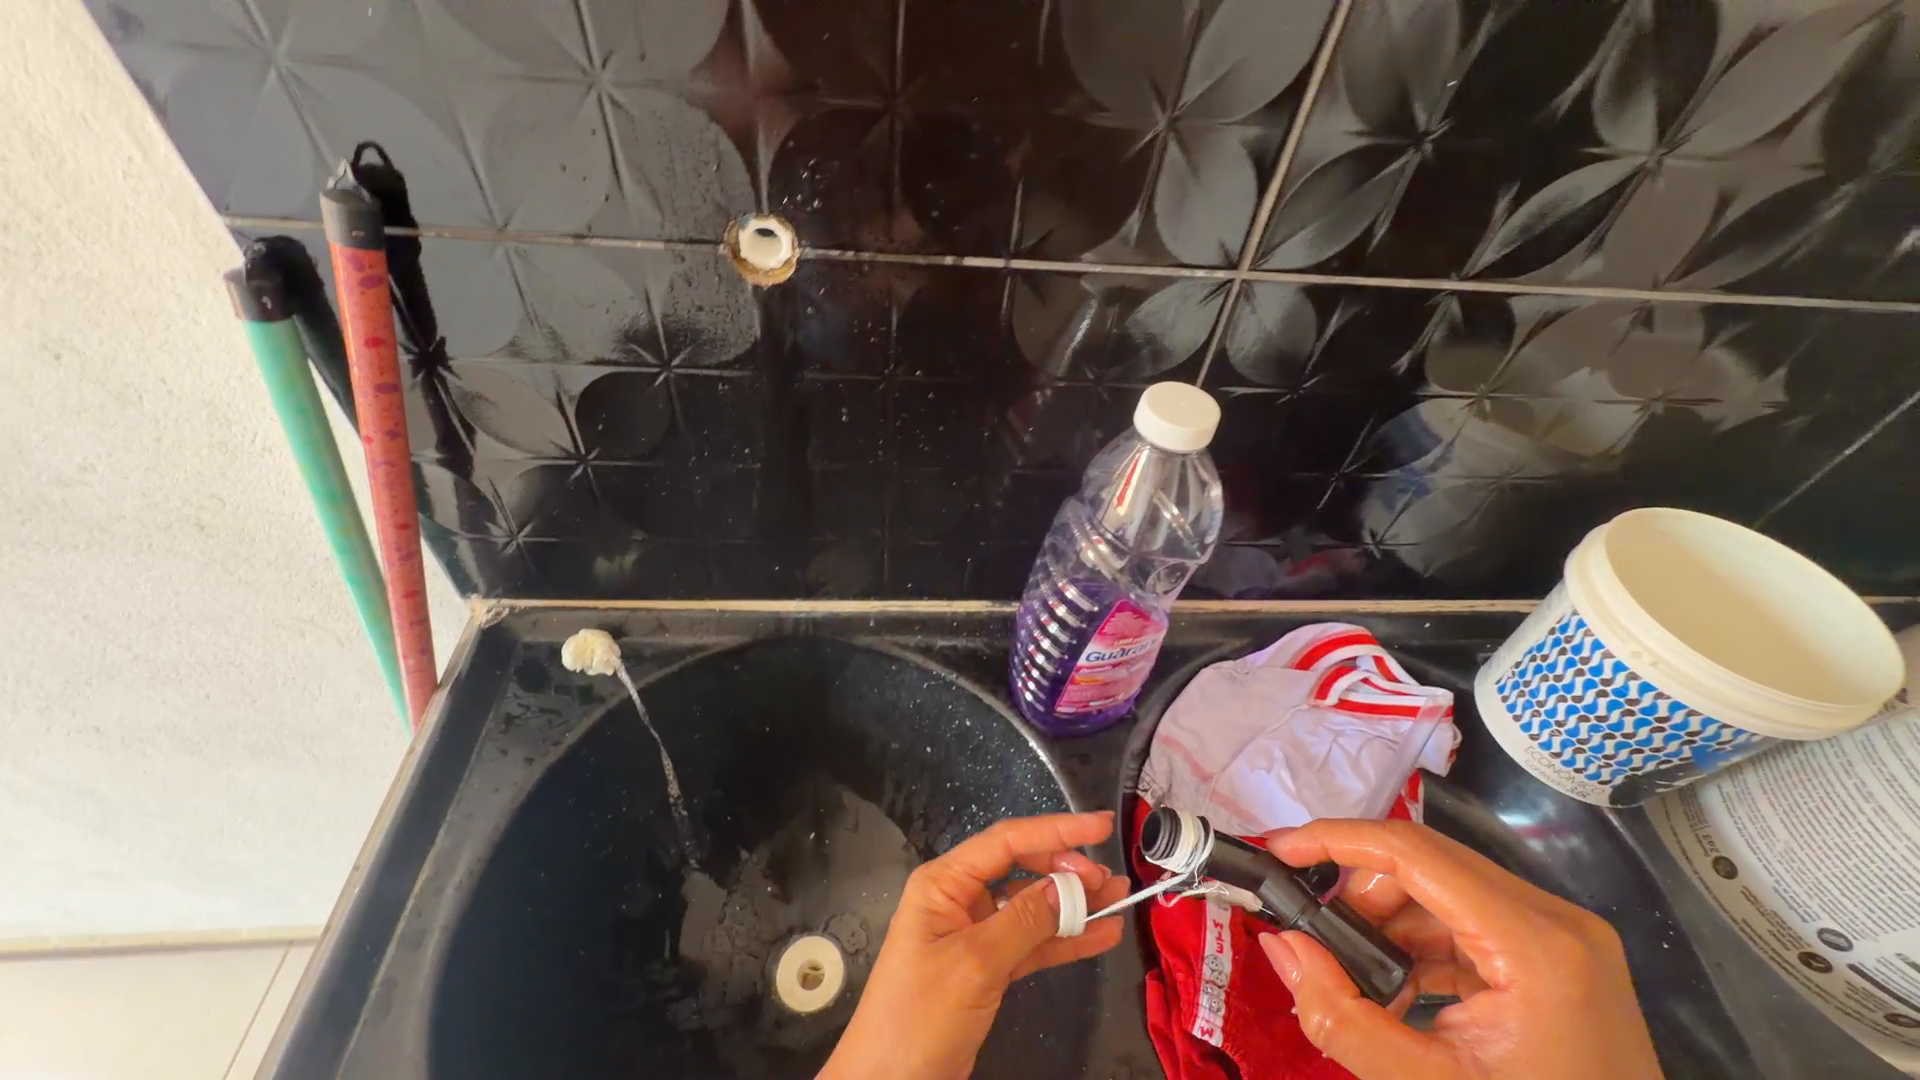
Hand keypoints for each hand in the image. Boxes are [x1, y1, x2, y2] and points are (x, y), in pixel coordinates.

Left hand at [820, 812, 1129, 1079]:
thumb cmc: (920, 1014)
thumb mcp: (974, 963)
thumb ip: (1025, 921)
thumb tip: (1069, 885)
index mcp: (945, 882)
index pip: (1006, 841)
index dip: (1055, 830)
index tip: (1100, 825)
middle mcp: (960, 899)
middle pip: (1022, 869)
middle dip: (1066, 870)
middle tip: (1109, 880)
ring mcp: (975, 934)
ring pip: (1032, 907)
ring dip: (1073, 904)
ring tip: (1118, 899)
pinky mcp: (988, 968)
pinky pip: (1033, 943)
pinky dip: (1065, 940)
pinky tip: (1100, 935)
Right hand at [1260, 819, 1662, 1079]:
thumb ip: (1342, 1017)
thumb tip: (1281, 944)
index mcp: (1533, 945)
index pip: (1413, 852)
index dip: (1335, 840)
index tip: (1277, 849)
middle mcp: (1554, 919)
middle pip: (1426, 862)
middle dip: (1357, 890)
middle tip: (1317, 937)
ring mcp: (1560, 935)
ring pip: (1440, 886)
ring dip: (1385, 917)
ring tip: (1361, 977)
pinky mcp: (1556, 954)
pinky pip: (1464, 917)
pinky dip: (1417, 940)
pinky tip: (1399, 988)